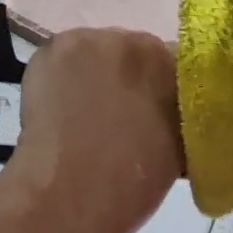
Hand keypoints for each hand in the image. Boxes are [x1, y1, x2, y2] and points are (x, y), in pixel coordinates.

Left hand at [0, 29, 181, 232]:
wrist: (72, 193)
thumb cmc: (131, 182)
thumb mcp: (177, 146)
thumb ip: (177, 112)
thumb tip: (167, 104)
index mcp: (168, 62)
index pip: (166, 61)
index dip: (154, 84)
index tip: (146, 106)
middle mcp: (131, 40)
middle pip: (127, 50)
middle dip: (122, 75)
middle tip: (112, 111)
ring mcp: (89, 40)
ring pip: (93, 51)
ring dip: (91, 72)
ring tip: (80, 111)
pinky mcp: (54, 48)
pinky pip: (61, 57)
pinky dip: (60, 76)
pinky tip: (58, 106)